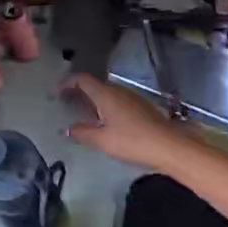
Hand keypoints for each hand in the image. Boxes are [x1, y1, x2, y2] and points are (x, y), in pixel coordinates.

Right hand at [61, 74, 190, 170]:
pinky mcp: (142, 107)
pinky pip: (118, 100)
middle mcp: (118, 91)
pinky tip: (106, 122)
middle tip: (67, 103)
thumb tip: (69, 128)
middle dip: (79, 91)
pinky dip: (106, 106)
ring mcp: (132, 97)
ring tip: (84, 113)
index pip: (82, 79)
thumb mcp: (103, 141)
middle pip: (95, 85)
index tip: (58, 92)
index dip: (68, 83)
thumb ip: (83, 133)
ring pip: (107, 93)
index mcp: (106, 94)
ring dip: (93, 99)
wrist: (169, 147)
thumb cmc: (133, 142)